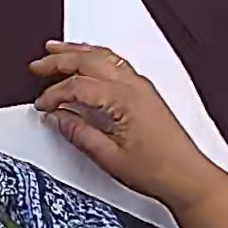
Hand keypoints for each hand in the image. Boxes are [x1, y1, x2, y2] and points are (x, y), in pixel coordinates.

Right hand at [30, 41, 227, 212]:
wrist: (188, 177)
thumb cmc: (158, 170)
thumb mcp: (109, 158)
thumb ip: (79, 134)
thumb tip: (58, 118)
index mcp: (123, 99)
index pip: (78, 86)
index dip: (55, 94)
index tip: (42, 105)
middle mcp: (133, 86)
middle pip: (89, 60)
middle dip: (59, 60)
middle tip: (38, 64)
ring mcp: (140, 86)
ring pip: (103, 56)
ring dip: (77, 51)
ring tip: (56, 49)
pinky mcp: (144, 91)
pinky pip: (115, 62)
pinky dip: (95, 56)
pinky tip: (88, 59)